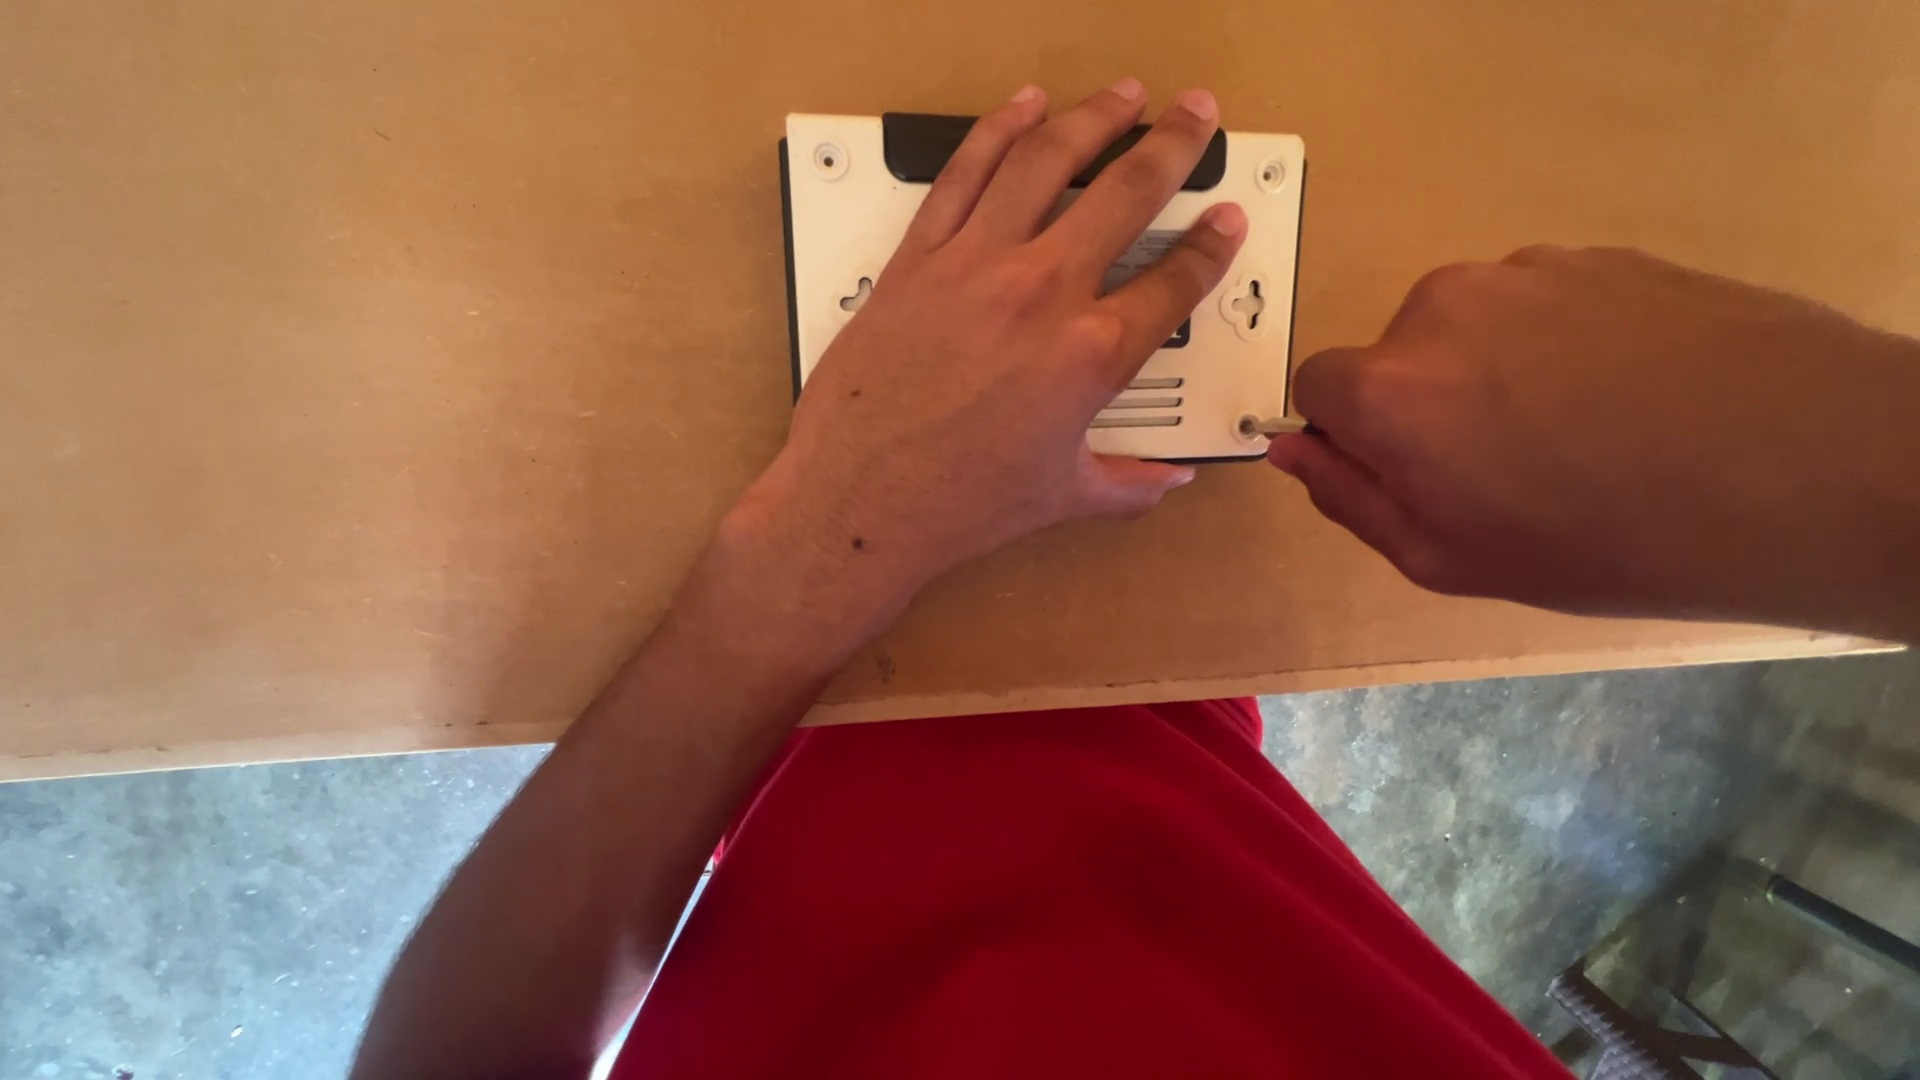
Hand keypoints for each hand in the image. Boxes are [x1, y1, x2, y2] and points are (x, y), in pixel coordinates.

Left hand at [730, 79, 1246, 626]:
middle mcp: (1040, 295)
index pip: (1175, 282)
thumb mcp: (1062, 495)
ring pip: (1046, 161)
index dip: (1211, 246)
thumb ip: (1130, 483)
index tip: (1224, 221)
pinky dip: (998, 131)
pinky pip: (964, 174)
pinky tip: (1023, 108)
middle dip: (1174, 144)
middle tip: (1195, 113)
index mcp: (1089, 356)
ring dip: (1094, 117)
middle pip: (1127, 192)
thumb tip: (1170, 481)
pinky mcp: (918, 260)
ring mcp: (975, 267)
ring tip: (1123, 95)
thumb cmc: (957, 504)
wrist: (859, 499)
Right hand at [1269, 246, 1919, 638]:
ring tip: (1571, 424)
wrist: (1812, 474)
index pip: (1315, 388)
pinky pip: (1533, 300)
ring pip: (1462, 324)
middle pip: (1389, 355)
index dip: (1350, 433)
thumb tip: (1290, 448)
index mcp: (1385, 389)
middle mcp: (1437, 310)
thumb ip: (1347, 497)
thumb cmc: (1598, 541)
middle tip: (1497, 462)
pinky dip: (1550, 338)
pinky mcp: (1600, 254)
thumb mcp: (1441, 556)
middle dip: (1418, 402)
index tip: (1407, 469)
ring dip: (1485, 368)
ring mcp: (1523, 273)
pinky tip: (1620, 386)